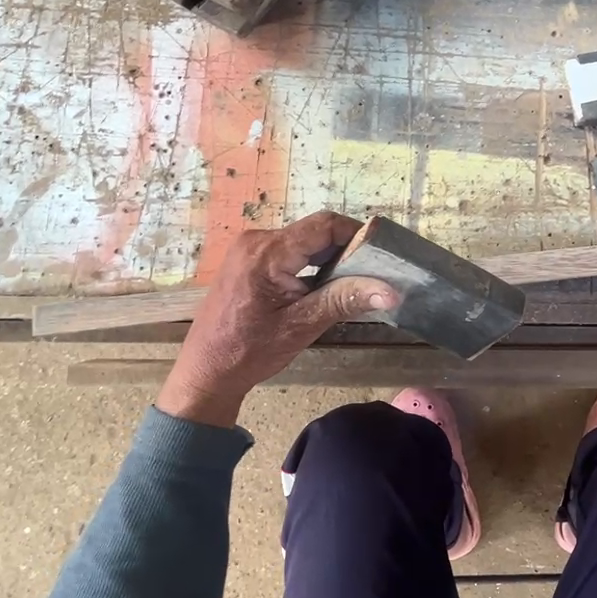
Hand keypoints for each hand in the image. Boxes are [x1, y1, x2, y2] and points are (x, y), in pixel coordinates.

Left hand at [157, 211, 399, 427]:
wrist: (205, 373)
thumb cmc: (249, 351)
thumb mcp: (302, 325)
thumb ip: (345, 299)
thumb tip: (391, 291)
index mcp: (267, 252)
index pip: (325, 224)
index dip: (358, 235)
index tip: (381, 256)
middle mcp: (257, 240)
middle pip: (317, 230)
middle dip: (346, 249)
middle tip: (370, 275)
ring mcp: (250, 249)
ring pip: (306, 240)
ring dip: (330, 258)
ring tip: (350, 283)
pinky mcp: (250, 259)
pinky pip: (292, 250)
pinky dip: (313, 264)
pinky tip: (324, 287)